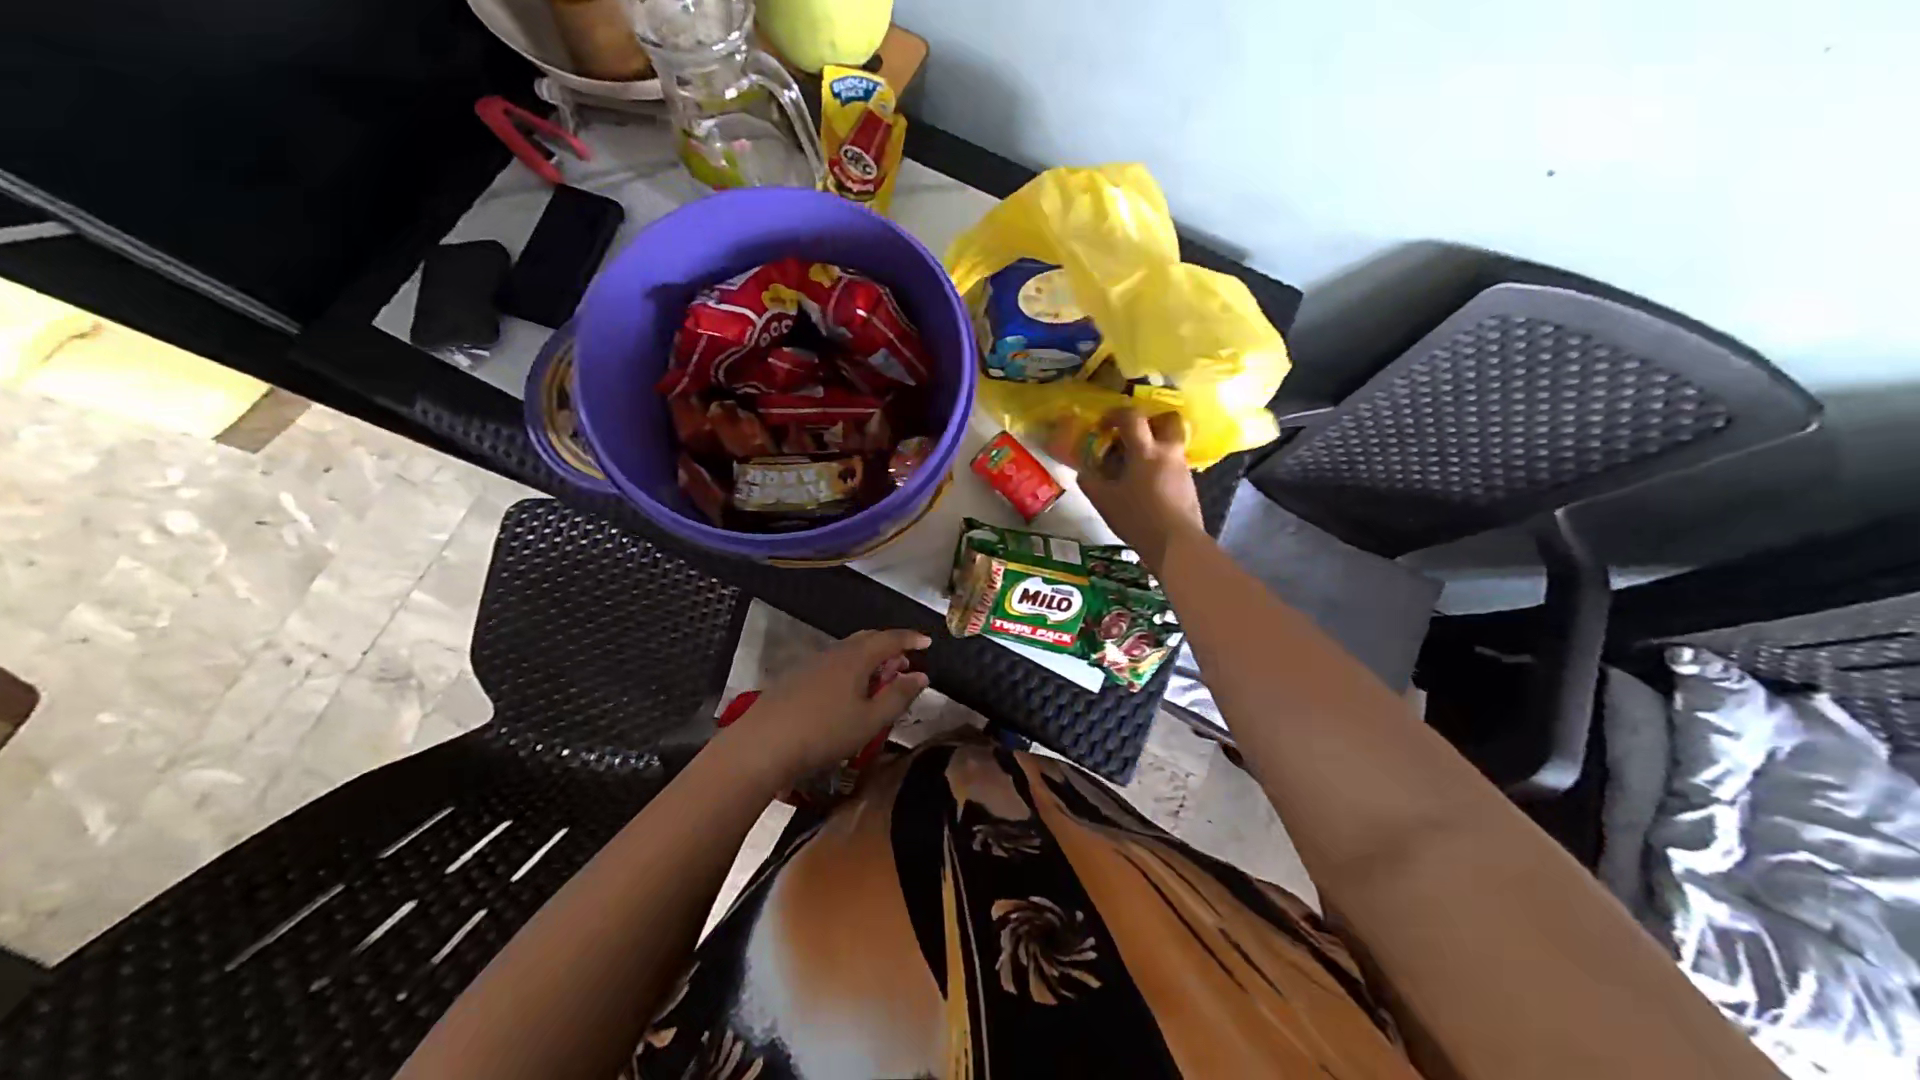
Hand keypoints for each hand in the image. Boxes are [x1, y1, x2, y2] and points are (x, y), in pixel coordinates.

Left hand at [714, 629, 930, 789]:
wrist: (762, 745)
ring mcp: (812, 663)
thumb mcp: (870, 721)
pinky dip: (851, 669)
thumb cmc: (824, 732)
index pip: (890, 638)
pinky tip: (849, 693)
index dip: (911, 639)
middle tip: (905, 663)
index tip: (927, 642)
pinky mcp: (796, 678)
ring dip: (869, 660)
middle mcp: (835, 652)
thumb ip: (898, 696)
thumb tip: (921, 675)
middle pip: (867, 639)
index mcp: (856, 657)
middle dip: (889, 647)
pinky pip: (833, 663)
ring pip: (848, 651)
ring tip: (880, 681)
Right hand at [1075, 408, 1204, 571]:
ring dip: (1155, 447)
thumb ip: (1090, 482)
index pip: (1132, 417)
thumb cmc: (1137, 518)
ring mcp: (1183, 469)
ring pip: (1171, 444)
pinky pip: (1174, 466)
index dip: (1115, 415)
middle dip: (1151, 421)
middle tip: (1133, 435)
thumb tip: (1083, 471)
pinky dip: (1160, 468)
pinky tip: (1147, 487)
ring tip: (1135, 467)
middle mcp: (1168, 453)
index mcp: (1146, 451)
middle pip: (1168, 420)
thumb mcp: (1104, 501)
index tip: (1103, 425)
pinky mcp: (1190, 486)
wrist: (1176, 543)